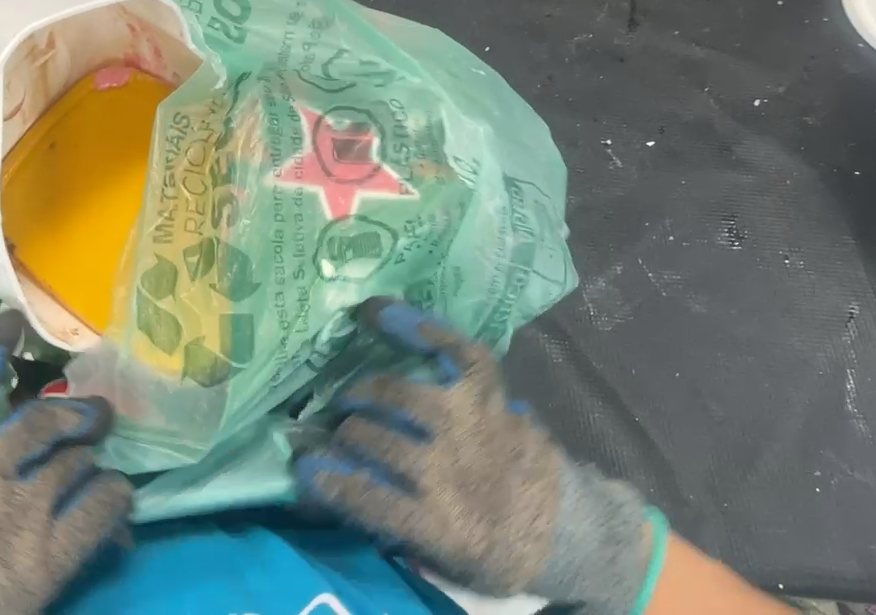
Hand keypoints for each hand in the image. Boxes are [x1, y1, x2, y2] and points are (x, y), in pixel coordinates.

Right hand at [295, 299, 659, 614]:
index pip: (369, 498)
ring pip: (398, 394)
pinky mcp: (491, 395)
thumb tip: (323, 492)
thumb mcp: (448, 563)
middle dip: (341, 435)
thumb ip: (389, 527)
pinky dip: (418, 325)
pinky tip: (379, 311)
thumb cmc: (499, 550)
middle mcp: (456, 471)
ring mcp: (475, 425)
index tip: (302, 466)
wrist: (573, 531)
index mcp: (446, 526)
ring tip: (351, 399)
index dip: (327, 479)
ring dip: (364, 394)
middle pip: (373, 439)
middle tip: (329, 434)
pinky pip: (454, 349)